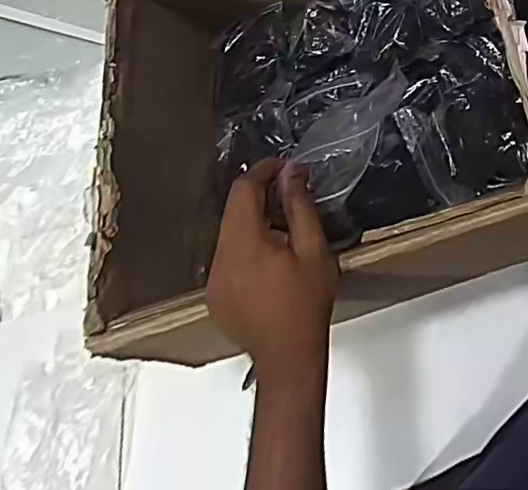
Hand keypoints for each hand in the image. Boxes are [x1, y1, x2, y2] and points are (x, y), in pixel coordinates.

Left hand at [207, 158, 338, 380]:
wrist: (289, 359)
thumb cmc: (306, 304)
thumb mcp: (313, 249)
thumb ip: (299, 205)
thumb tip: (291, 171)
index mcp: (243, 243)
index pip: (243, 190)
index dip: (264, 171)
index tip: (287, 167)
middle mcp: (220, 257)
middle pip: (234, 209)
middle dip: (260, 194)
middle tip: (290, 191)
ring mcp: (214, 279)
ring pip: (230, 231)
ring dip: (254, 219)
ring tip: (284, 226)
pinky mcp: (215, 294)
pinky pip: (228, 255)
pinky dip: (246, 244)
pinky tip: (270, 256)